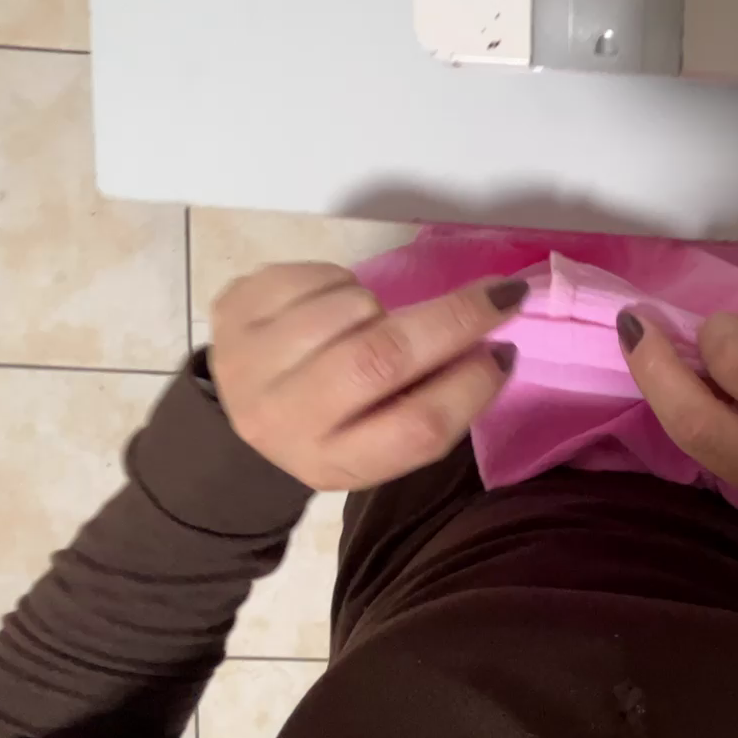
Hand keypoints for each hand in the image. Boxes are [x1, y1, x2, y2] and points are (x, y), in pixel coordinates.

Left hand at [209, 263, 527, 490]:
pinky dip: (342, 282)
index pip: (418, 427)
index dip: (472, 386)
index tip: (506, 350)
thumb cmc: (336, 429)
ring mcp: (249, 362)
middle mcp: (286, 421)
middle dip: (455, 318)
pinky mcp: (231, 311)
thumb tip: (491, 345)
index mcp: (336, 463)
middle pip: (381, 359)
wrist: (239, 421)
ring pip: (351, 307)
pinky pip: (314, 274)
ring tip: (371, 323)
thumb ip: (431, 405)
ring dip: (381, 305)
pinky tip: (331, 308)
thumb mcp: (382, 443)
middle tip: (501, 294)